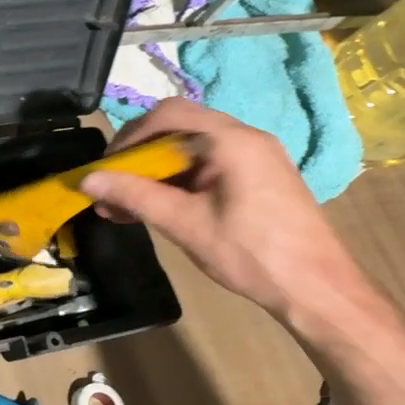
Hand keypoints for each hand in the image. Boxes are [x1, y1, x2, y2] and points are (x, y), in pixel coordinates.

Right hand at [81, 99, 368, 328]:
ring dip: (156, 169)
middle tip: (114, 182)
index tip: (107, 168)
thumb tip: (87, 180)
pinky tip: (159, 207)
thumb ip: (135, 196)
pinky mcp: (259, 176)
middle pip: (179, 125)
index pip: (168, 114)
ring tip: (128, 202)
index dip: (129, 136)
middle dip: (139, 153)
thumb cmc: (251, 254)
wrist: (317, 290)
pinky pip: (209, 163)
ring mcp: (256, 156)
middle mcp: (246, 137)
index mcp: (231, 140)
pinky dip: (179, 179)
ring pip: (192, 147)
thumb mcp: (185, 224)